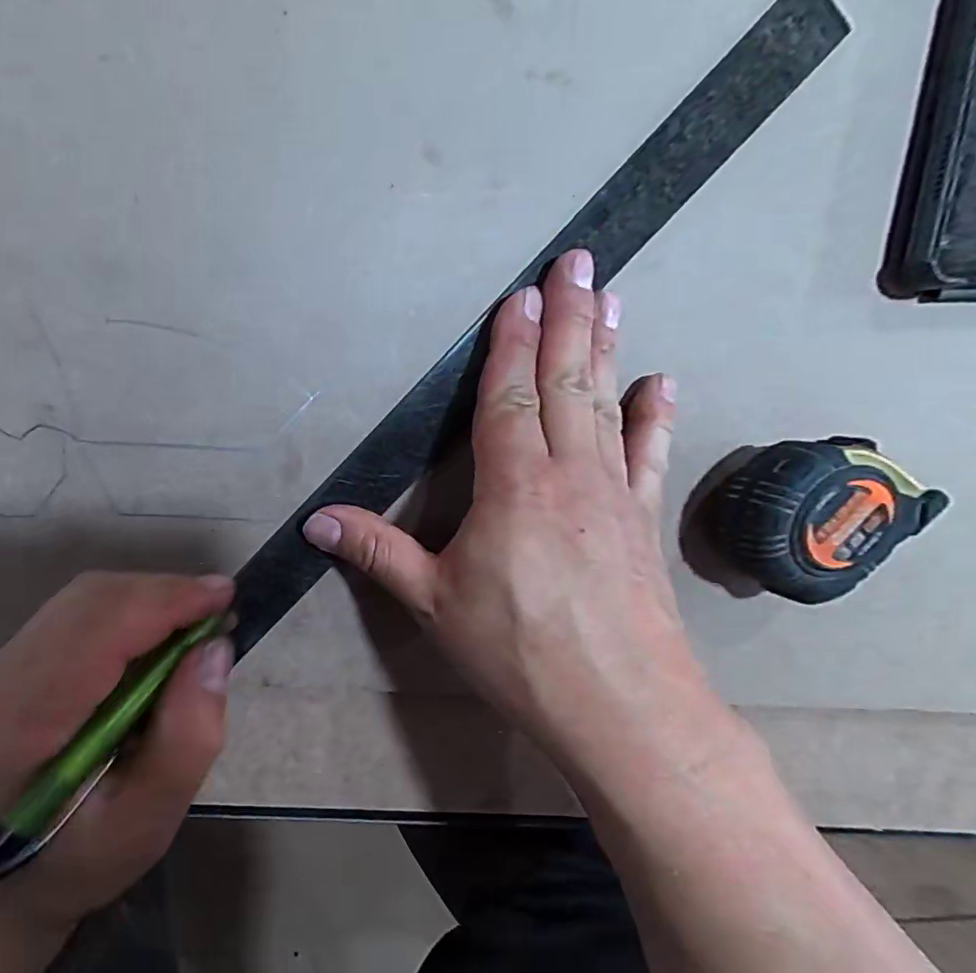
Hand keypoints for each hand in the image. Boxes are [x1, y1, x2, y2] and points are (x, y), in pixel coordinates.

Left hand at [0, 572, 235, 966]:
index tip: (222, 596)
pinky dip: (120, 613)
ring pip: (77, 602)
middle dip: (157, 595)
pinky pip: (68, 616)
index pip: (92, 634)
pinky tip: (150, 635)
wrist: (2, 887)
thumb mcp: (144, 828)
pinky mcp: (1, 663)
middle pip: (83, 604)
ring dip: (141, 601)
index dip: (159, 602)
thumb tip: (214, 650)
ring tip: (191, 621)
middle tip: (215, 609)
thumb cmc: (75, 866)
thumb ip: (184, 741)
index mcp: (13, 727)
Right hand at [302, 249, 726, 785]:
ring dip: (606, 349)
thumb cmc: (518, 650)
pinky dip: (653, 416)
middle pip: (566, 384)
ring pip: (606, 406)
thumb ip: (375, 552)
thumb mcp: (432, 601)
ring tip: (614, 299)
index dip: (511, 346)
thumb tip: (314, 521)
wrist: (627, 712)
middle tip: (580, 262)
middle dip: (569, 319)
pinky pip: (647, 455)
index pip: (508, 400)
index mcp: (515, 488)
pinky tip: (661, 383)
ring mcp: (614, 497)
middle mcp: (570, 477)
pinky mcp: (641, 523)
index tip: (521, 295)